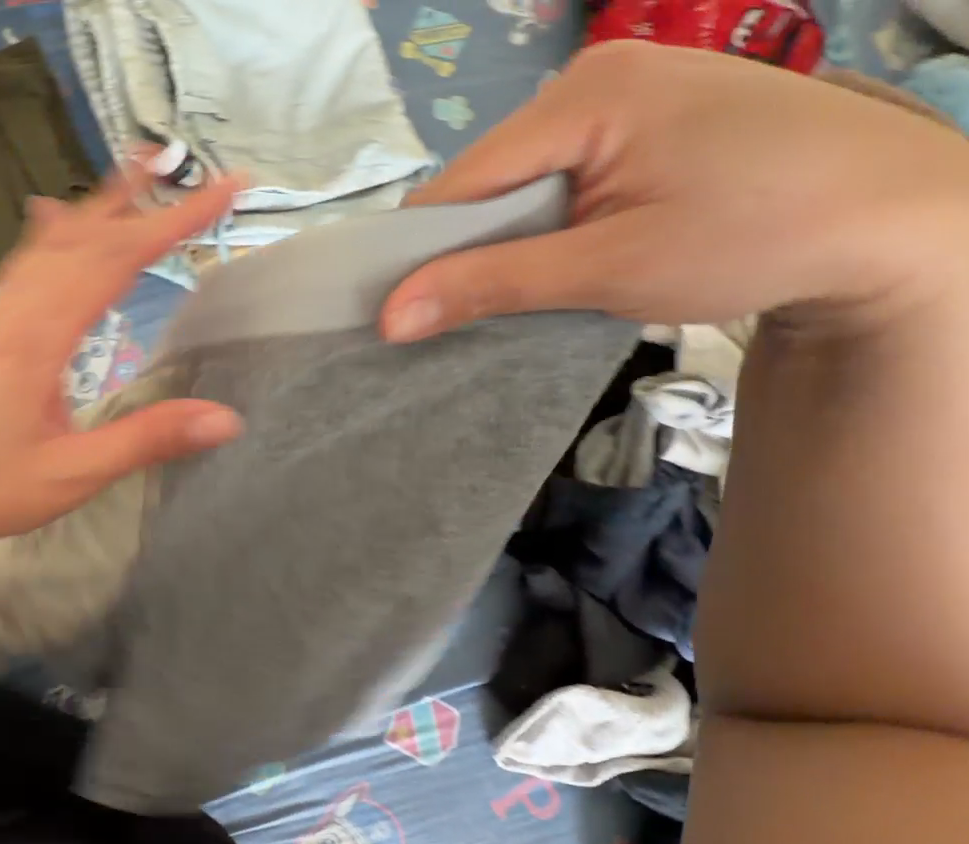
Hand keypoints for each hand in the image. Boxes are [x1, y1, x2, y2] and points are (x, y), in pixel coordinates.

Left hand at [0, 167, 245, 551]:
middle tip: (179, 164)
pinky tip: (45, 230)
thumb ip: (144, 441)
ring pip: (45, 249)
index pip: (116, 262)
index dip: (173, 222)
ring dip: (90, 210)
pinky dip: (48, 239)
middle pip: (80, 241)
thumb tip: (225, 418)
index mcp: (39, 342)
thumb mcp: (70, 475)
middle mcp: (13, 318)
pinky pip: (19, 271)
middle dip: (136, 202)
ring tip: (123, 178)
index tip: (223, 189)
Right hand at [381, 42, 968, 342]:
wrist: (908, 220)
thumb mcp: (610, 268)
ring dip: (518, 235)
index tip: (407, 315)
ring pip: (521, 178)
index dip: (424, 253)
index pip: (458, 183)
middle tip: (495, 303)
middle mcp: (597, 74)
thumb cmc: (760, 237)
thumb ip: (490, 285)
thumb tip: (387, 317)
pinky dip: (554, 218)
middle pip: (487, 177)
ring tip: (553, 276)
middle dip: (477, 244)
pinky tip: (584, 246)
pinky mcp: (650, 111)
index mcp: (586, 94)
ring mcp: (628, 86)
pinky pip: (562, 171)